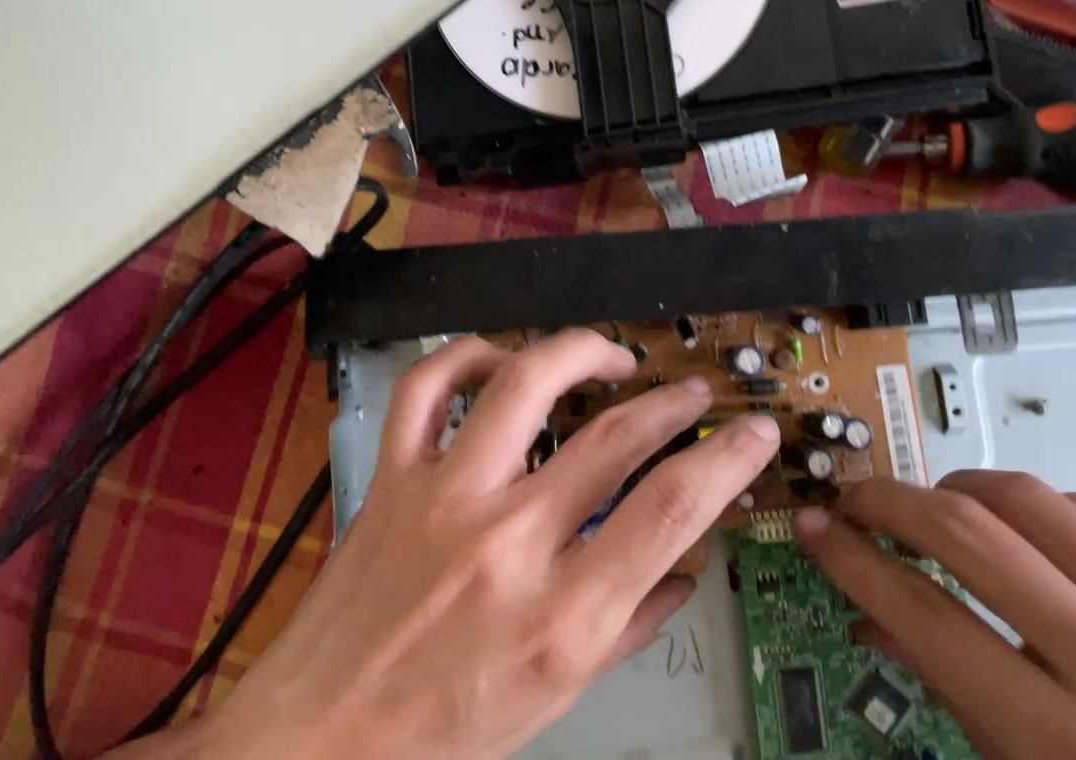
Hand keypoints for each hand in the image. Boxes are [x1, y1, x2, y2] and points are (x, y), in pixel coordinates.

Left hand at [117, 329, 779, 759]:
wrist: (322, 734)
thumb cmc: (444, 728)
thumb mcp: (557, 695)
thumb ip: (629, 627)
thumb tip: (684, 570)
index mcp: (560, 612)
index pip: (670, 509)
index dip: (727, 458)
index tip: (753, 431)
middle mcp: (507, 541)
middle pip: (614, 438)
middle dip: (672, 402)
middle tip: (694, 392)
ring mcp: (444, 498)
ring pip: (522, 385)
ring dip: (581, 353)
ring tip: (612, 355)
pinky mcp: (394, 478)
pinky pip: (427, 389)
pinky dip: (469, 357)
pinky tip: (504, 360)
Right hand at [795, 472, 1075, 759]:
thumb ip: (955, 702)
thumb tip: (879, 616)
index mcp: (1071, 745)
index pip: (924, 614)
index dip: (853, 560)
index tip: (816, 529)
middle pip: (968, 531)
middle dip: (890, 501)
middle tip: (856, 502)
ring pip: (1029, 501)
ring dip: (957, 491)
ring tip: (931, 508)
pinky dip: (1032, 510)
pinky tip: (1017, 530)